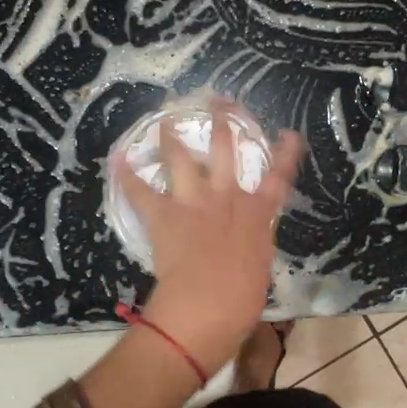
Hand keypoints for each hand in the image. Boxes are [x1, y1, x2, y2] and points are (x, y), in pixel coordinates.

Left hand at [115, 102, 303, 373]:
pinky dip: (127, 176)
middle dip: (223, 124)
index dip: (285, 155)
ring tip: (165, 121)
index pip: (277, 180)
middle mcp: (226, 200)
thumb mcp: (259, 271)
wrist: (206, 305)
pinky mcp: (164, 215)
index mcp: (257, 217)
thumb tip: (247, 252)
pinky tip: (117, 160)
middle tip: (219, 102)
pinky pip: (140, 191)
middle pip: (225, 152)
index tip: (289, 134)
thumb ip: (253, 251)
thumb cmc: (241, 300)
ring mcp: (193, 203)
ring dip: (171, 138)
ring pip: (180, 160)